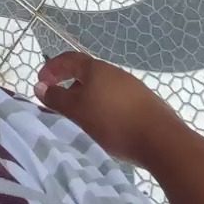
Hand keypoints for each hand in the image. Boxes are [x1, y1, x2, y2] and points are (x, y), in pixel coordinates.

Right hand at [35, 51, 188, 166]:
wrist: (164, 143)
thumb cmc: (113, 122)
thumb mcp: (77, 111)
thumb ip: (56, 98)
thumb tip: (39, 86)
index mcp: (96, 69)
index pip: (68, 59)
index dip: (52, 68)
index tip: (41, 82)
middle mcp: (115, 72)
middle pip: (87, 74)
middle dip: (71, 86)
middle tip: (63, 102)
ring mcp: (135, 88)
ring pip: (105, 89)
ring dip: (91, 99)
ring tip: (86, 118)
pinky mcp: (149, 105)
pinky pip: (121, 101)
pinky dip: (109, 109)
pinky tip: (111, 126)